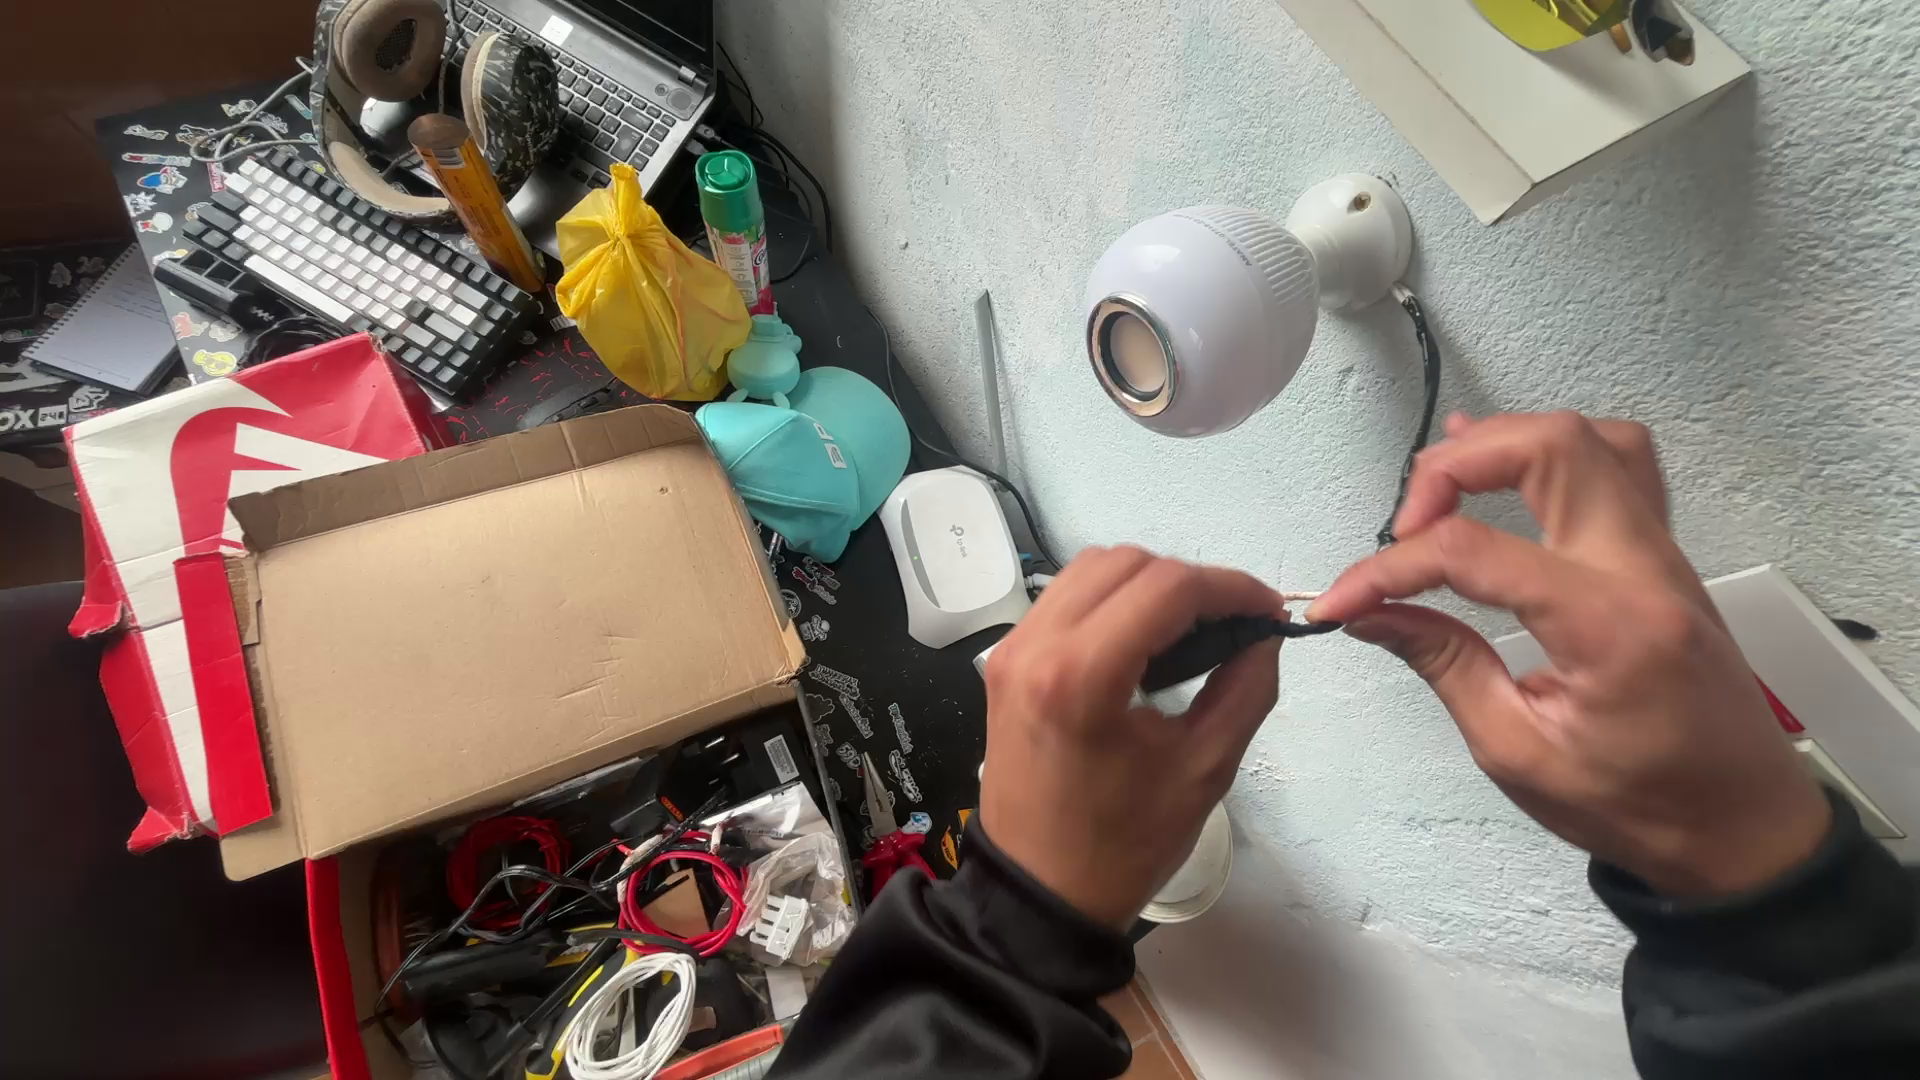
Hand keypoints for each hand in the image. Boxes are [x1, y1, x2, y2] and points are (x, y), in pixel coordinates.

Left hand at [980, 547, 1287, 927]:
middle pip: (1126, 562)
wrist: (1036, 886)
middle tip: (1229, 622)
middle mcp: (1036, 644)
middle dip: (1189, 581)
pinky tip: (1139, 638)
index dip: (1230, 587)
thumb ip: (1245, 688)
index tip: (1268, 609)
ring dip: (1147, 581)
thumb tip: (1263, 633)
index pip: (1166, 587)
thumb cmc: (1121, 844)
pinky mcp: (1005, 657)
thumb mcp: (1203, 771)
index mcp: (1081, 676)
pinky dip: (1109, 598)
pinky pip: (1064, 597)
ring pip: (1090, 568)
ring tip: (1187, 627)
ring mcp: (1012, 646)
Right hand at [1309, 411, 1828, 897]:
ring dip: (1502, 446)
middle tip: (1404, 524)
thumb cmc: (1628, 803)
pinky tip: (1494, 463)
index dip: (1386, 570)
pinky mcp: (1659, 557)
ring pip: (1591, 439)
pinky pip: (1616, 466)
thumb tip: (1365, 613)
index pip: (1473, 551)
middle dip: (1453, 467)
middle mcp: (1643, 567)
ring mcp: (1661, 554)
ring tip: (1440, 486)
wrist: (1744, 831)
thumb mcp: (1513, 749)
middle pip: (1551, 450)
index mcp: (1606, 624)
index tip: (1337, 603)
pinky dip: (1545, 452)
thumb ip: (1441, 663)